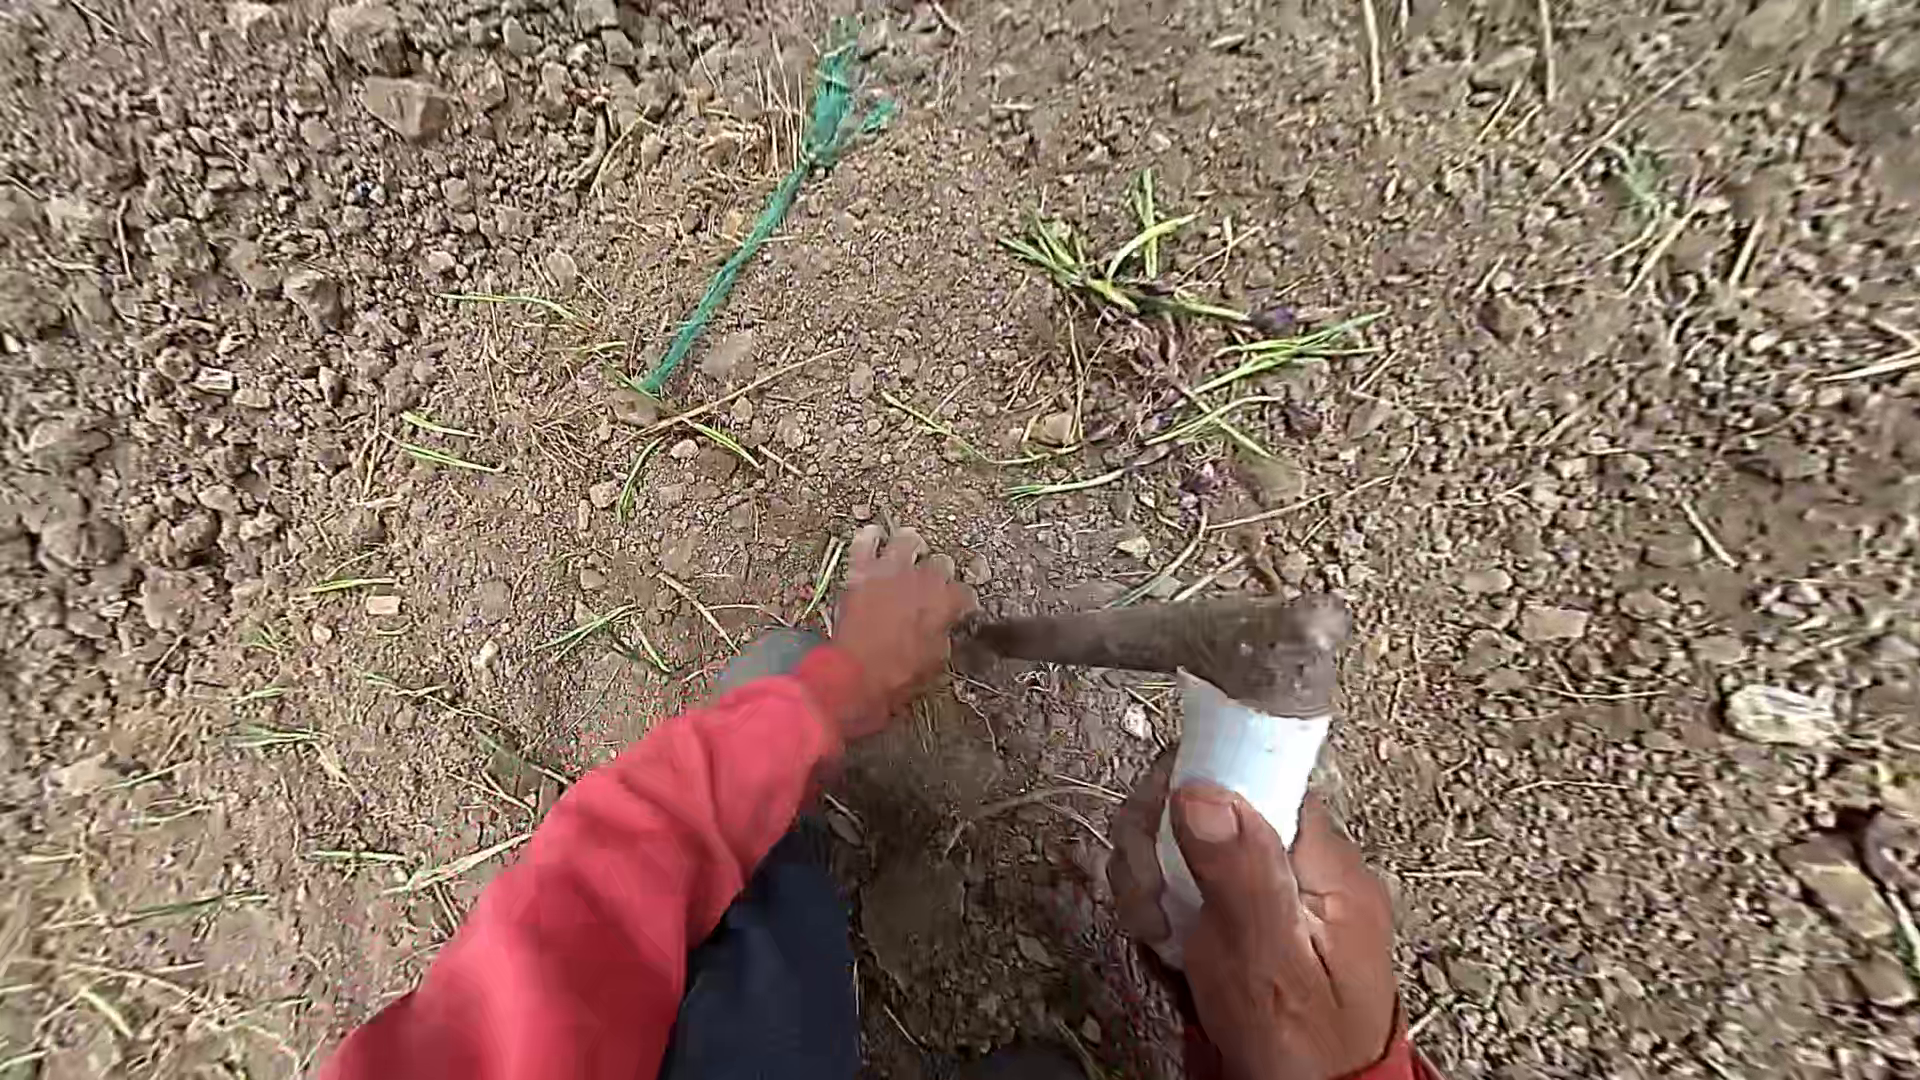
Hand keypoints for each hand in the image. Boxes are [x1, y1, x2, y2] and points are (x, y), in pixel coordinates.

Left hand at [827, 524, 975, 738]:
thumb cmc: (899, 675)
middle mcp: (922, 579)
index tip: (958, 608)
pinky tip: (873, 535)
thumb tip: (942, 626)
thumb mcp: (936, 660)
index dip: (962, 601)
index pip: (963, 592)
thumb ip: (944, 634)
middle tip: (933, 583)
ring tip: (912, 547)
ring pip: (908, 541)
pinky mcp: (861, 572)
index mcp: (946, 602)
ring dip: (912, 545)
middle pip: (940, 564)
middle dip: (940, 573)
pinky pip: (865, 544)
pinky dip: (869, 538)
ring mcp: (890, 571)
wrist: (855, 676)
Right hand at [1108, 761, 1398, 1079]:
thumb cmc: (1297, 1048)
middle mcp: (1285, 847)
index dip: (1194, 780)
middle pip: (1198, 788)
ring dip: (1144, 866)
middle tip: (1152, 888)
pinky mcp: (1222, 883)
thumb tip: (1201, 792)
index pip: (1251, 765)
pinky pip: (1165, 853)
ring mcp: (1251, 864)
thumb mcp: (1271, 967)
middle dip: (1155, 834)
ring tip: (1156, 920)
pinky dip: (1147, 885)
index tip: (1164, 824)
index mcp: (1319, 856)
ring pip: (1171, 820)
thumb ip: (1243, 879)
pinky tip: (1158, 924)